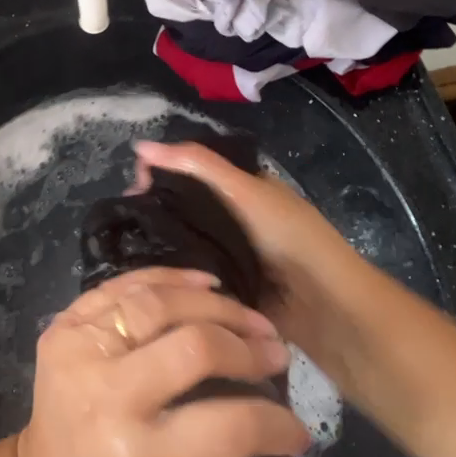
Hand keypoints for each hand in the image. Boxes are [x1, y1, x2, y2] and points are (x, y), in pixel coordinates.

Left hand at [15, 267, 310, 456]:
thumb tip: (277, 422)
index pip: (226, 428)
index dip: (273, 423)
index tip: (298, 426)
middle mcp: (107, 396)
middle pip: (192, 348)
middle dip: (245, 348)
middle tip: (278, 353)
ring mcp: (79, 350)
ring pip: (156, 304)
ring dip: (215, 305)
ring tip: (252, 317)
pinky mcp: (62, 325)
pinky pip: (121, 286)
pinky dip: (167, 278)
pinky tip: (206, 283)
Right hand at [129, 142, 372, 375]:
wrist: (328, 310)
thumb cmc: (291, 239)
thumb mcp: (245, 191)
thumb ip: (197, 165)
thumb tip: (141, 147)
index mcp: (241, 187)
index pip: (190, 170)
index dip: (161, 171)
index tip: (134, 185)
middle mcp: (232, 217)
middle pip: (182, 205)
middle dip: (155, 207)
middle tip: (127, 216)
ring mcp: (227, 254)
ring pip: (183, 240)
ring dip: (160, 241)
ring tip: (128, 244)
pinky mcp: (223, 288)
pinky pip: (190, 274)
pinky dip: (172, 272)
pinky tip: (146, 273)